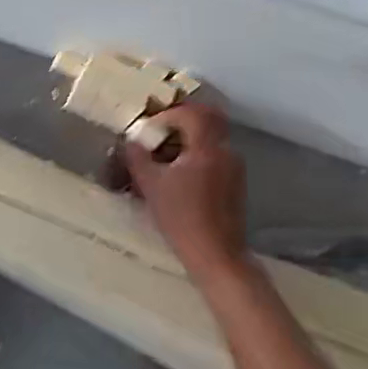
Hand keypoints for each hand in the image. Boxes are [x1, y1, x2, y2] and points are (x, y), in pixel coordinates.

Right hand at [123, 103, 247, 277]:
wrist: (216, 255)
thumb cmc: (181, 217)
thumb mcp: (151, 185)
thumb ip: (138, 157)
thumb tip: (132, 141)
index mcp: (207, 148)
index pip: (193, 113)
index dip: (170, 114)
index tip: (151, 128)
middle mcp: (226, 151)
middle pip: (207, 122)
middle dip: (182, 123)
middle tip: (160, 134)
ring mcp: (235, 169)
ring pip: (211, 141)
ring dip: (189, 142)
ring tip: (165, 161)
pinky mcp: (236, 185)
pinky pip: (216, 158)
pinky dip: (198, 159)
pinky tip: (180, 179)